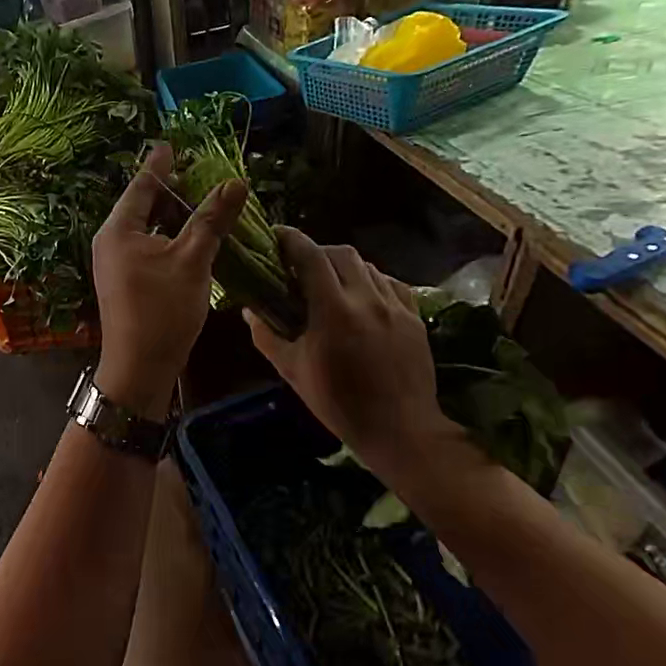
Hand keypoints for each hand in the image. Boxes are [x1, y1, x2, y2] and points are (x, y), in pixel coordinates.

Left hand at [91, 143, 245, 417]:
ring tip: (202, 203)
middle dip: (171, 190)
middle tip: (199, 174)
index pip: (140, 185)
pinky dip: (169, 237)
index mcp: (118, 229)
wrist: (139, 368)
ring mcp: (115, 262)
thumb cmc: (162, 310)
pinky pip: (147, 246)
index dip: (159, 164)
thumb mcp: (192, 260)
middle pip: (142, 204)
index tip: (172, 145)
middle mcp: (110, 241)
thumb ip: (211, 219)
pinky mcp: (125, 280)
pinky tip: (193, 238)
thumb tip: (235, 182)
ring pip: (146, 227)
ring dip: (172, 215)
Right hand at [243, 228, 452, 462]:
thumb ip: (267, 335)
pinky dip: (372, 281)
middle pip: (341, 253)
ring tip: (331, 282)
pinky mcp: (415, 318)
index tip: (278, 235)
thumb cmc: (338, 403)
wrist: (400, 431)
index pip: (311, 256)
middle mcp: (366, 299)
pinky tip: (363, 297)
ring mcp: (395, 307)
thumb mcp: (292, 370)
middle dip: (318, 251)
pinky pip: (392, 284)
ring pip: (368, 266)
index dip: (292, 239)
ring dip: (345, 266)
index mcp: (333, 309)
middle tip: (301, 265)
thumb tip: (249, 310)